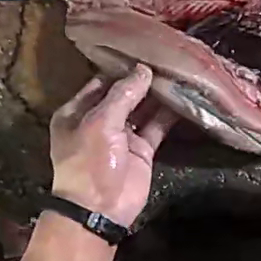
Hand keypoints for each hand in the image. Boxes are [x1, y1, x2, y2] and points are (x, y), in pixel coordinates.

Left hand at [50, 65, 177, 228]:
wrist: (100, 209)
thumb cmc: (90, 161)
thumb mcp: (101, 122)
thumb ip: (123, 94)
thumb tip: (143, 70)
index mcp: (77, 112)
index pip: (101, 82)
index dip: (121, 69)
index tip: (144, 51)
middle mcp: (99, 121)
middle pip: (124, 95)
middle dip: (143, 81)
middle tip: (167, 60)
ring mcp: (122, 137)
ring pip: (143, 110)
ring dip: (158, 96)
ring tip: (178, 75)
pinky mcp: (142, 152)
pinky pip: (156, 128)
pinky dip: (168, 116)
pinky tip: (182, 99)